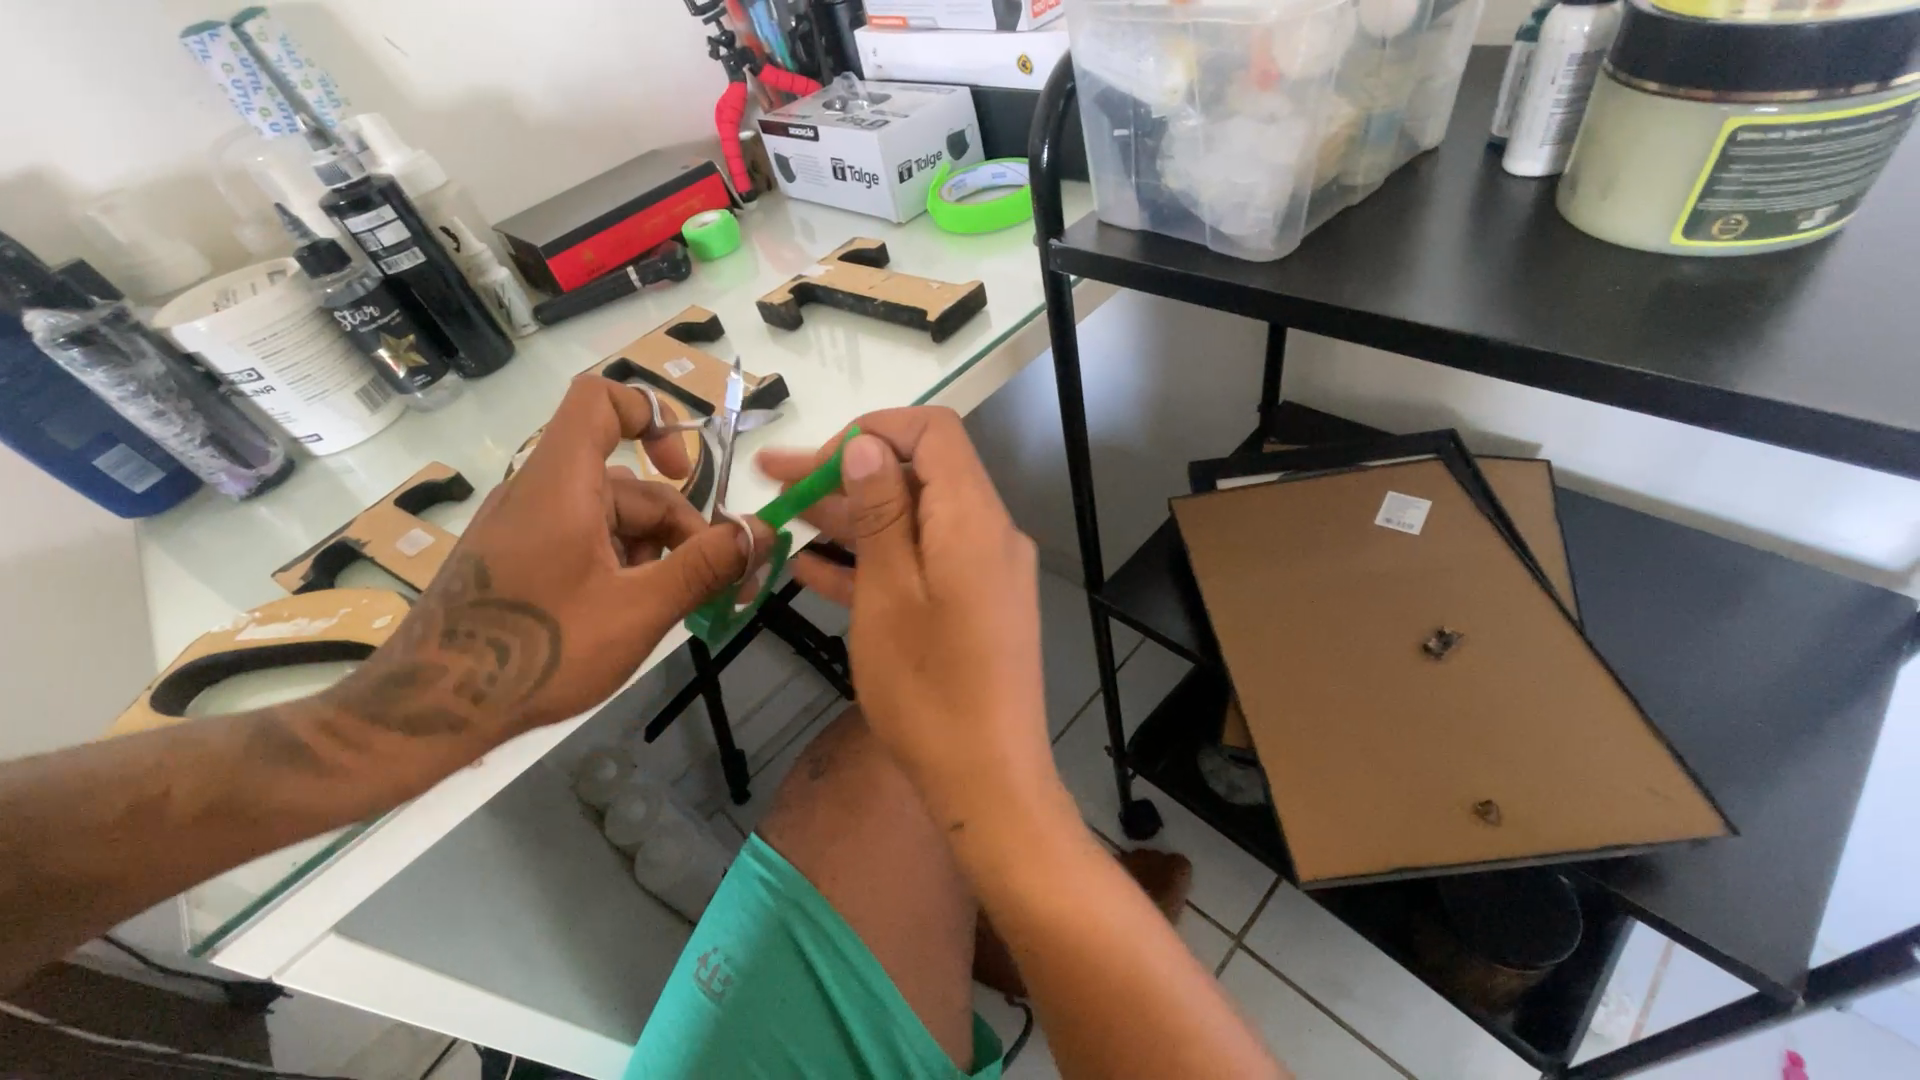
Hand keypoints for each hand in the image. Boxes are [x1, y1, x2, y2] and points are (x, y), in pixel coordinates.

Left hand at [332, 376, 771, 746]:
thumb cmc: (538, 651)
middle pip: (628, 484)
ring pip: (611, 521)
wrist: (432, 709)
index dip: (652, 414)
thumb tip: (762, 532)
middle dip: (682, 530)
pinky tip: (635, 615)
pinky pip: (584, 544)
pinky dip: (621, 568)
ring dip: (656, 556)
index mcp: (561, 484)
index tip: (685, 471)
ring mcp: (525, 530)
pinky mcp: (516, 561)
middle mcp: (540, 494)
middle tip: (722, 585)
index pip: (600, 401)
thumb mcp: (639, 610)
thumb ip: (705, 566)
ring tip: (677, 610)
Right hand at [757, 407, 1055, 823]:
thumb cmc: (928, 688)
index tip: (817, 457)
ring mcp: (981, 574)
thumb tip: (867, 445)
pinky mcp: (972, 608)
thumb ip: (880, 512)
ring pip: (911, 525)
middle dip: (845, 476)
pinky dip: (872, 563)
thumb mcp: (889, 592)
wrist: (986, 780)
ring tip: (780, 520)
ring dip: (851, 521)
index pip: (934, 433)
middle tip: (774, 482)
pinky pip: (920, 567)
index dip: (874, 430)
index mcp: (974, 519)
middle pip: (916, 478)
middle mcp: (987, 534)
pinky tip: (812, 569)